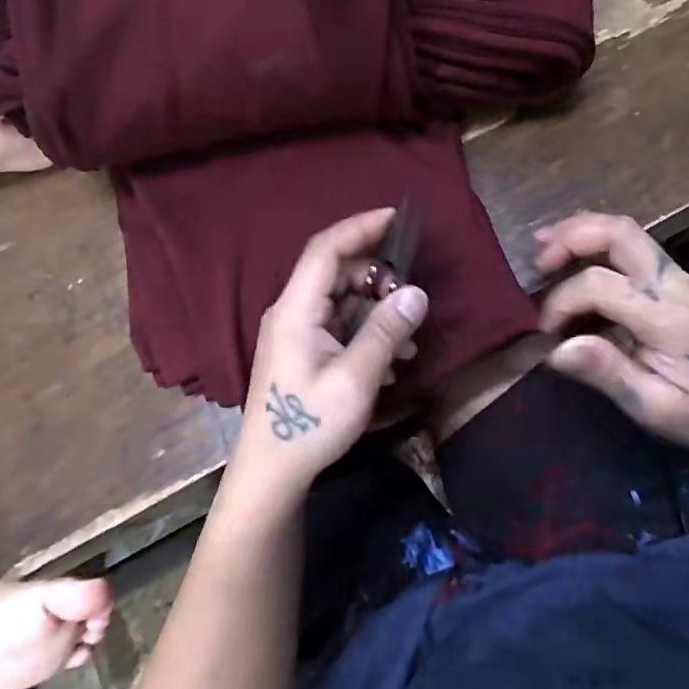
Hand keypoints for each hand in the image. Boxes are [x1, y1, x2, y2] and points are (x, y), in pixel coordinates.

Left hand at [233, 208, 428, 499]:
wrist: (272, 470)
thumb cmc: (310, 424)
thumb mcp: (356, 379)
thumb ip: (385, 332)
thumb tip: (416, 293)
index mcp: (296, 310)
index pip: (326, 249)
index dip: (360, 227)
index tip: (396, 218)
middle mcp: (290, 312)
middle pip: (335, 274)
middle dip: (378, 280)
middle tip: (411, 302)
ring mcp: (293, 333)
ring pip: (340, 303)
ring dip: (376, 313)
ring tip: (407, 344)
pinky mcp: (299, 352)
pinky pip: (336, 327)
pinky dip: (364, 334)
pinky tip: (389, 363)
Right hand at [535, 212, 688, 453]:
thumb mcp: (654, 408)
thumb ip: (608, 374)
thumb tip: (556, 350)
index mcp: (672, 319)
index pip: (601, 285)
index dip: (561, 301)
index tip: (545, 332)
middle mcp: (676, 285)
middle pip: (620, 233)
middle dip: (570, 237)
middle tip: (535, 261)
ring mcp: (675, 276)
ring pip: (623, 230)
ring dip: (577, 232)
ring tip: (541, 247)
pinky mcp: (668, 277)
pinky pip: (626, 243)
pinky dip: (590, 241)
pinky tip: (564, 254)